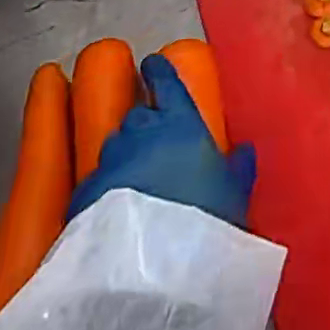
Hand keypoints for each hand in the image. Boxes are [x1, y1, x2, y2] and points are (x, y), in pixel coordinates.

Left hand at [66, 53, 257, 226]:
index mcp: (180, 122)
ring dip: (126, 153)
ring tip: (137, 180)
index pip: (165, 82)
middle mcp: (141, 131)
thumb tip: (244, 150)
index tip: (151, 64)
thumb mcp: (234, 191)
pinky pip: (97, 180)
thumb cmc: (206, 216)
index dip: (158, 71)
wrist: (156, 266)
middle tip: (155, 143)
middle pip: (138, 115)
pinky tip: (116, 209)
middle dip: (144, 123)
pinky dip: (106, 186)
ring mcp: (110, 160)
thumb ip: (239, 165)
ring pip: (116, 146)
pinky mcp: (85, 193)